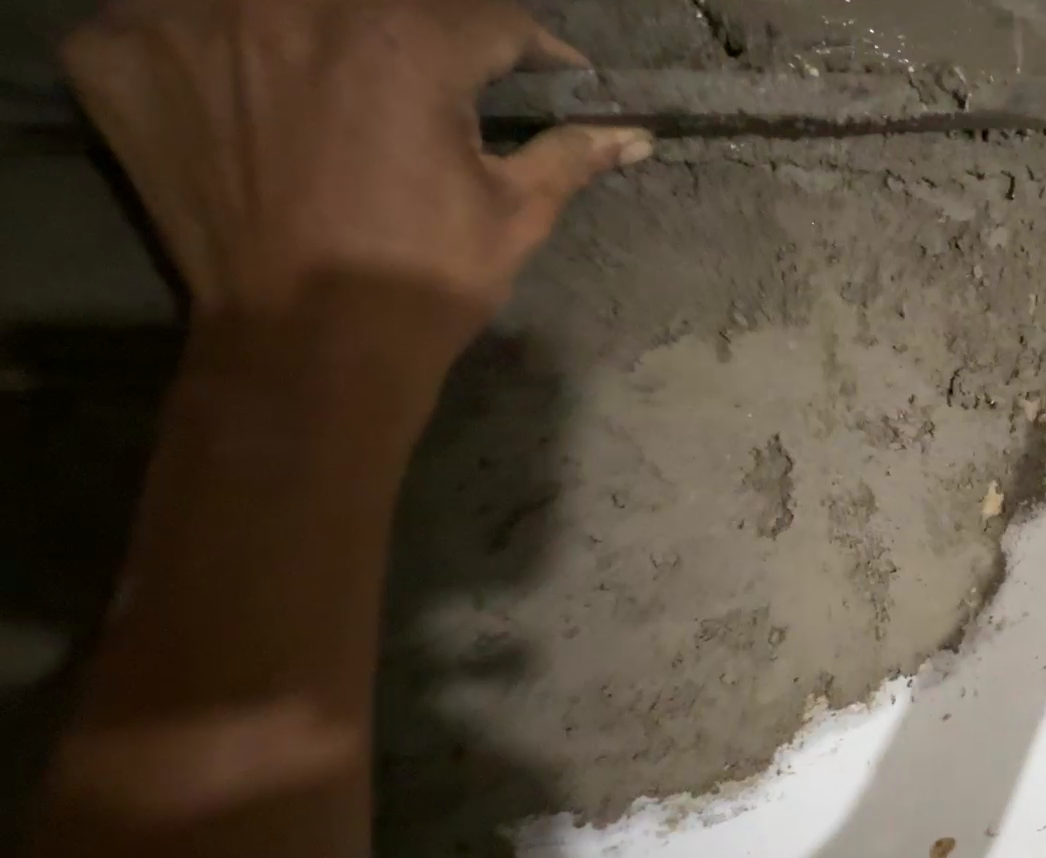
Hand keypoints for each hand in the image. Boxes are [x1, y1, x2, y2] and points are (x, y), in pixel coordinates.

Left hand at [60, 0, 649, 321]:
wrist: (309, 349)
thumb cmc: (430, 283)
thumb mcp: (516, 216)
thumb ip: (570, 156)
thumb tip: (637, 135)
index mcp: (405, 42)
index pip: (491, 15)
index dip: (534, 49)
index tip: (551, 75)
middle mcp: (292, 3)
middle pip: (385, 2)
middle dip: (432, 47)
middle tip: (447, 100)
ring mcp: (190, 17)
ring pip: (287, 5)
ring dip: (332, 44)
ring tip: (353, 106)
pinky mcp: (122, 51)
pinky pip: (184, 19)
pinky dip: (229, 53)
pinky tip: (261, 110)